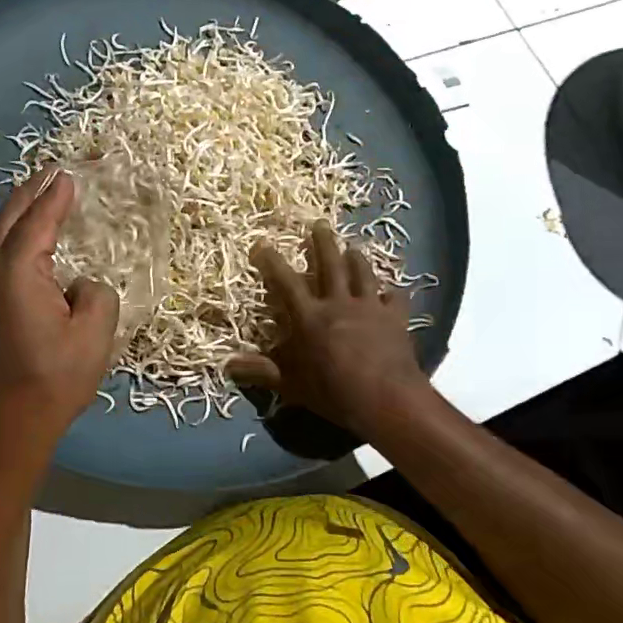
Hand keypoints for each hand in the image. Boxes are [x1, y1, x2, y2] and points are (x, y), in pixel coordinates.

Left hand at [0, 169, 118, 467]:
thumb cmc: (49, 383)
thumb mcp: (93, 337)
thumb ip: (96, 295)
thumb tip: (79, 285)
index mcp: (15, 271)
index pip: (38, 220)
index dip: (56, 196)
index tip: (69, 173)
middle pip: (7, 219)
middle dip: (29, 193)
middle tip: (50, 172)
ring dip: (18, 214)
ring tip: (40, 199)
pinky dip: (12, 239)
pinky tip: (27, 244)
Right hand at [226, 222, 429, 437]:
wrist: (387, 398)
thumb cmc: (333, 391)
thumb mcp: (291, 385)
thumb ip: (261, 372)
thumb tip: (226, 366)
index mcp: (310, 317)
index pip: (286, 283)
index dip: (273, 262)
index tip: (262, 243)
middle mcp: (339, 304)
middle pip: (330, 266)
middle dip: (323, 244)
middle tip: (320, 223)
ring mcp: (370, 308)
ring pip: (363, 275)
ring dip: (357, 259)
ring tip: (353, 247)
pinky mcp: (396, 319)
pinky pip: (395, 299)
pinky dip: (393, 293)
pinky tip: (394, 290)